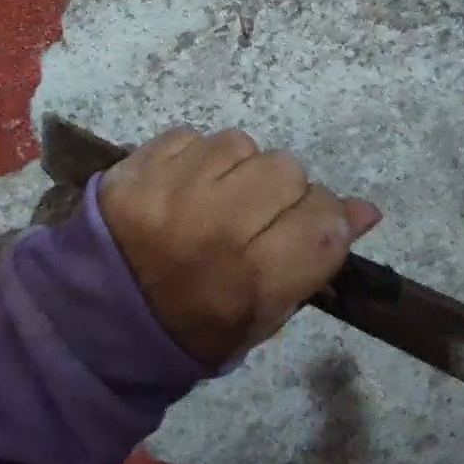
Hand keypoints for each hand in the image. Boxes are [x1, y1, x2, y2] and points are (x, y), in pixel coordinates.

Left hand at [97, 127, 381, 366]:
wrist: (98, 316)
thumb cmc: (191, 327)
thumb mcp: (261, 316)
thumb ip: (314, 262)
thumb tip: (366, 211)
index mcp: (249, 281)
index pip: (323, 223)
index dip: (327, 220)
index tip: (310, 227)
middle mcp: (215, 226)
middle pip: (286, 171)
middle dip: (282, 191)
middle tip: (258, 214)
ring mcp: (171, 189)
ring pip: (241, 143)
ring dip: (238, 167)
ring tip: (216, 197)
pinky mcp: (137, 165)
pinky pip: (192, 135)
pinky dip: (195, 156)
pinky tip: (183, 185)